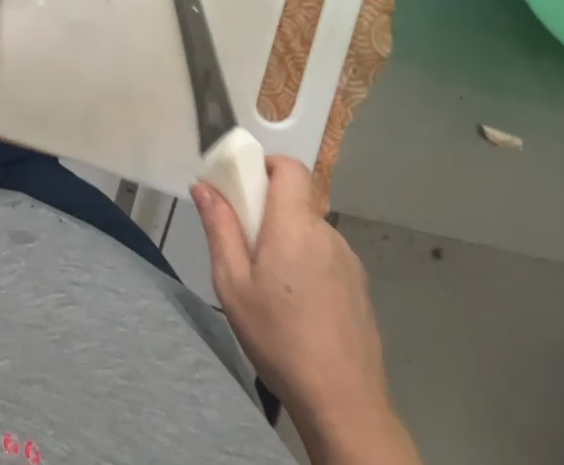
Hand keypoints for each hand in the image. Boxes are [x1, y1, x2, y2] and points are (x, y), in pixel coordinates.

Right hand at [195, 157, 390, 424]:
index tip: (240, 184)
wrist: (342, 398)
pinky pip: (324, 255)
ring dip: (285, 237)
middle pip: (295, 200)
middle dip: (266, 209)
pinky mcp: (358, 285)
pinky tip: (293, 301)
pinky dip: (304, 261)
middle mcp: (327, 234)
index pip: (290, 168)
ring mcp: (348, 261)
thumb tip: (204, 187)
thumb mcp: (231, 283)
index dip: (265, 164)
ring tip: (265, 282)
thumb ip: (219, 228)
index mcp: (295, 227)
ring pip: (309, 230)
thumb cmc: (277, 336)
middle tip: (240, 243)